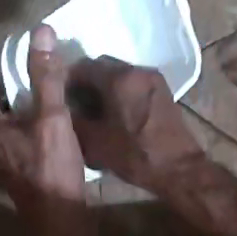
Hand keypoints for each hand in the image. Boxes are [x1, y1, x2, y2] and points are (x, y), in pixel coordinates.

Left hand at [0, 25, 85, 224]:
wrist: (58, 220)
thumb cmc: (52, 168)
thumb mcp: (52, 117)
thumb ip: (46, 76)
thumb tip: (41, 32)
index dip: (1, 61)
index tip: (25, 49)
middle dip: (14, 78)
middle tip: (40, 63)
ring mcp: (0, 154)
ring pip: (7, 115)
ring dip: (24, 97)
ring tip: (49, 83)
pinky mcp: (16, 164)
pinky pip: (17, 130)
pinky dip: (30, 116)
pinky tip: (53, 113)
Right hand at [66, 57, 210, 196]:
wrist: (179, 169)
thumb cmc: (135, 155)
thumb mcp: (94, 142)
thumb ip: (73, 120)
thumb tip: (61, 108)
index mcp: (119, 78)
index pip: (82, 66)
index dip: (65, 79)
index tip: (57, 96)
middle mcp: (137, 70)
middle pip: (102, 67)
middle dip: (85, 82)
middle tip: (73, 104)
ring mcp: (153, 79)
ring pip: (119, 75)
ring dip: (103, 87)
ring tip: (92, 111)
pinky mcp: (162, 91)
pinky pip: (133, 83)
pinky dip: (120, 92)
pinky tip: (113, 114)